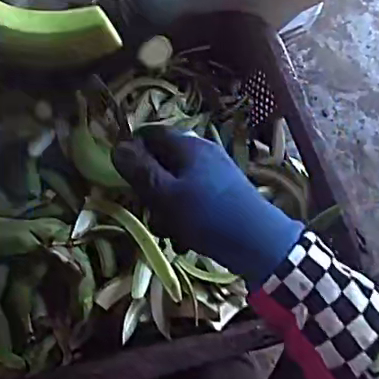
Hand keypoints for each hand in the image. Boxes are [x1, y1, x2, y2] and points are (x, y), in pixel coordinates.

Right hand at [113, 126, 301, 284]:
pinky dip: (183, 214)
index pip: (150, 134)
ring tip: (167, 230)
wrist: (261, 245)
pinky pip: (193, 197)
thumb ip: (140, 170)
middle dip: (149, 187)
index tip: (124, 176)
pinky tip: (184, 237)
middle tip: (147, 210)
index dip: (133, 151)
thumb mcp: (166, 195)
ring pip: (176, 183)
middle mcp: (202, 152)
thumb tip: (116, 146)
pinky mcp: (224, 193)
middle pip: (162, 160)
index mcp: (188, 146)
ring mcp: (216, 173)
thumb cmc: (208, 216)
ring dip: (165, 206)